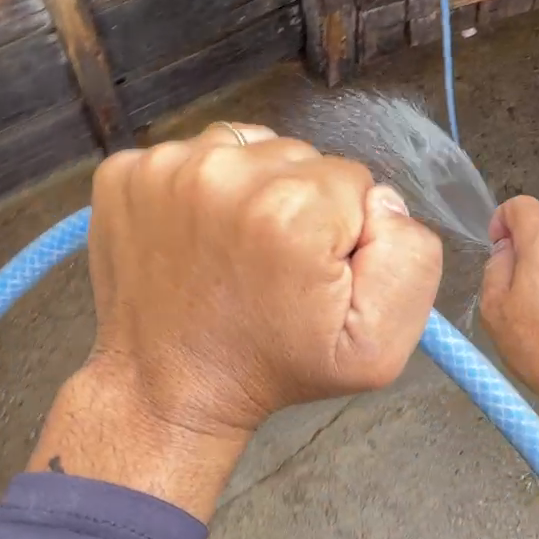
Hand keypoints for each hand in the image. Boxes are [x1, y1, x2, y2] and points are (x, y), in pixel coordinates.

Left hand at [31, 122, 441, 518]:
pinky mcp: (127, 169)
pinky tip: (198, 234)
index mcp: (293, 208)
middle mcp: (225, 171)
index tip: (312, 274)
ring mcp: (167, 166)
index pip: (355, 181)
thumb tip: (381, 199)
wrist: (165, 389)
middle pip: (301, 158)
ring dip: (253, 189)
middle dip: (301, 204)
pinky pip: (195, 152)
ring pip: (251, 149)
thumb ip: (411, 259)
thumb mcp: (377, 348)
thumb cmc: (273, 368)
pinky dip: (204, 187)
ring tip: (237, 246)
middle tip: (274, 265)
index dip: (343, 231)